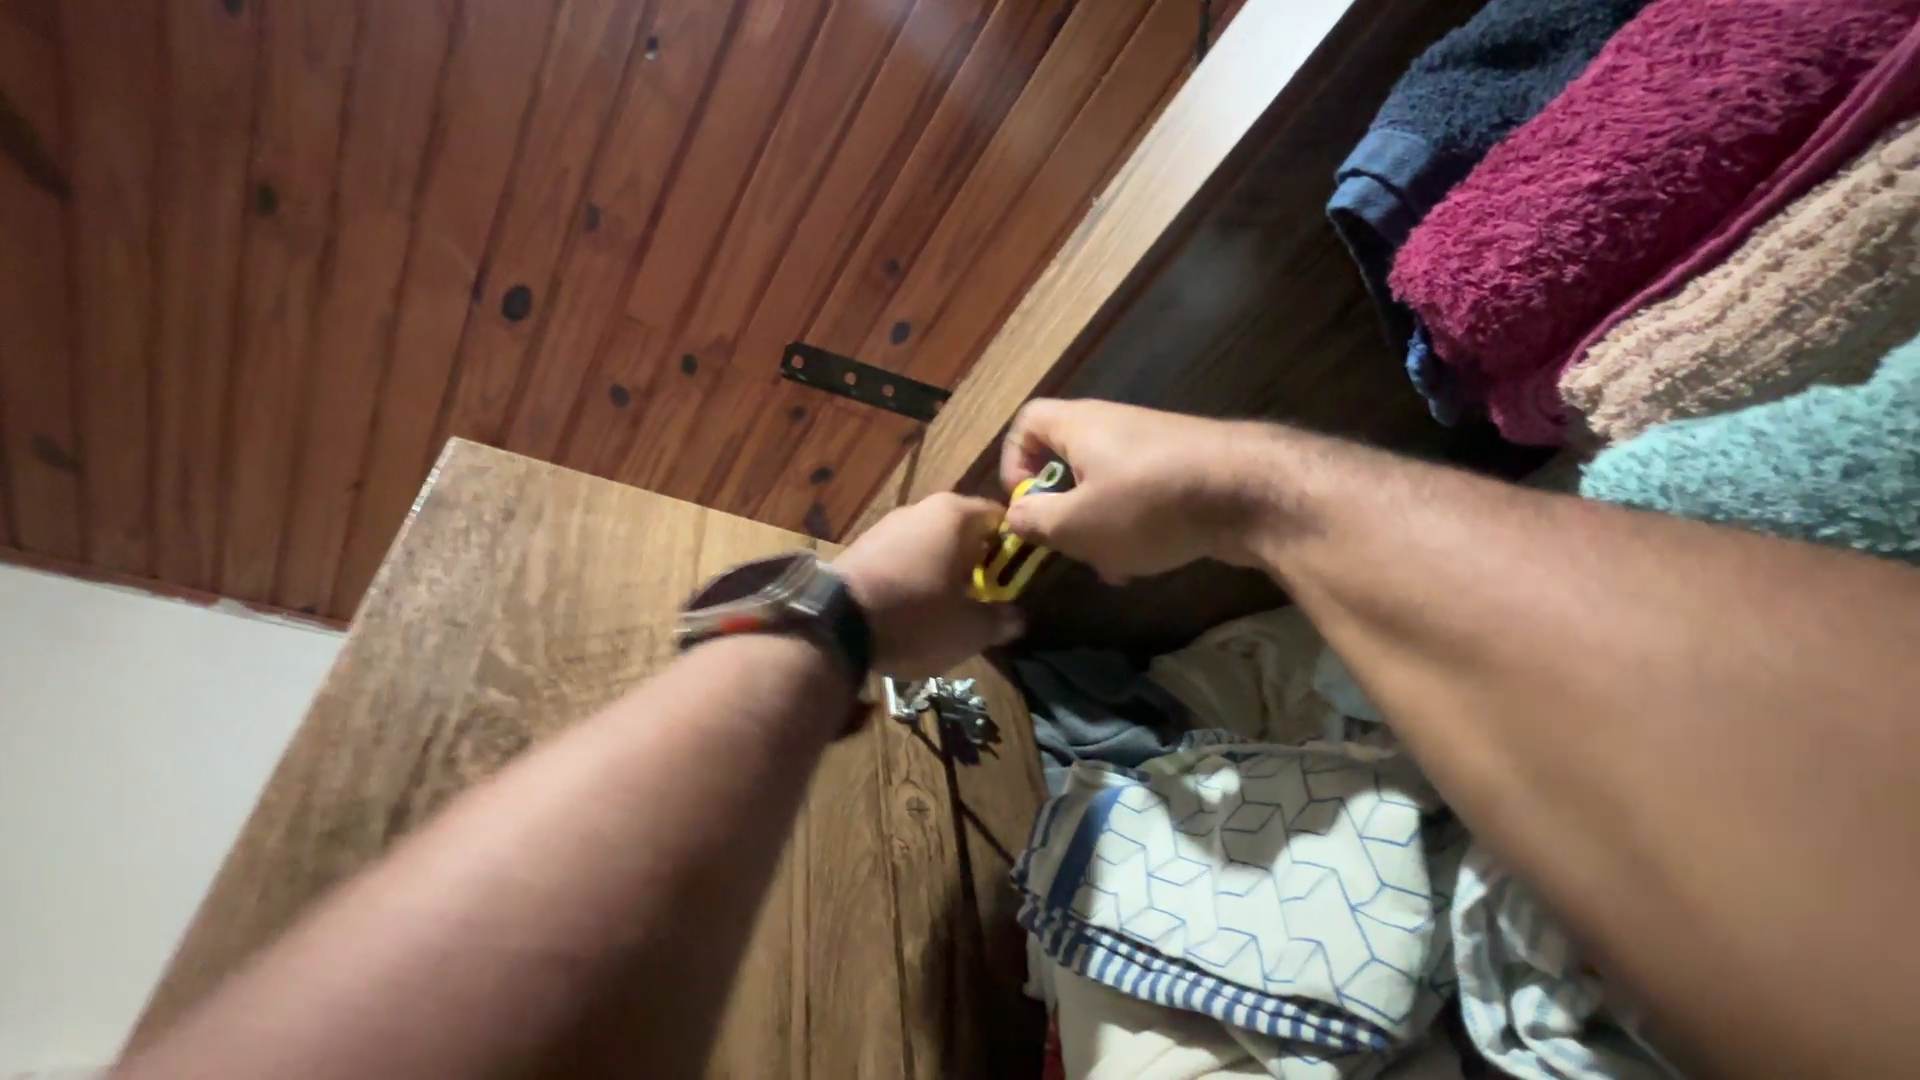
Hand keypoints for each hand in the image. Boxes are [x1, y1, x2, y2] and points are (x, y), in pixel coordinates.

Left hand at [834, 493, 1026, 676]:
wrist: (834, 624)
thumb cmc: (917, 617)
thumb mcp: (970, 630)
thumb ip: (1000, 620)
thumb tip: (1018, 618)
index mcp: (956, 514)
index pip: (1001, 519)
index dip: (1013, 550)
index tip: (1017, 579)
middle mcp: (922, 508)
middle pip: (964, 530)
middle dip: (977, 562)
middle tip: (985, 597)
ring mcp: (888, 524)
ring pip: (931, 543)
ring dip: (944, 569)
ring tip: (947, 606)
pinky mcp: (862, 544)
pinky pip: (902, 555)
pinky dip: (914, 574)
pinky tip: (912, 606)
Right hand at [999, 399, 1260, 583]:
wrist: (1250, 494)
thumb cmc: (1147, 505)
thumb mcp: (1075, 524)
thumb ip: (1035, 521)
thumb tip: (1016, 515)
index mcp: (1080, 426)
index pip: (1027, 422)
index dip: (1014, 463)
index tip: (1027, 505)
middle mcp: (1114, 426)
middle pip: (1067, 461)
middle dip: (1062, 510)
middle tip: (1069, 546)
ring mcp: (1154, 446)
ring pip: (1106, 486)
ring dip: (1099, 527)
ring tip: (1112, 566)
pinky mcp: (1185, 468)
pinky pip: (1142, 494)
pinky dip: (1134, 525)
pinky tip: (1147, 561)